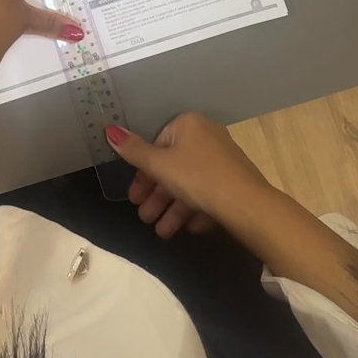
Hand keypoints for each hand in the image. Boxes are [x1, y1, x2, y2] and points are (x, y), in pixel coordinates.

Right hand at [107, 112, 275, 238]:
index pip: (157, 145)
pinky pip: (208, 194)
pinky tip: (188, 229)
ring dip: (172, 209)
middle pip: (173, 167)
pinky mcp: (235, 181)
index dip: (143, 173)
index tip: (134, 196)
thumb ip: (134, 151)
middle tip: (144, 217)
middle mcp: (206, 136)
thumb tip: (109, 129)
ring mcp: (223, 159)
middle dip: (156, 196)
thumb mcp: (160, 165)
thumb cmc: (198, 178)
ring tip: (162, 232)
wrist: (248, 205)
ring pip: (189, 184)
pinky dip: (195, 210)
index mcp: (188, 124)